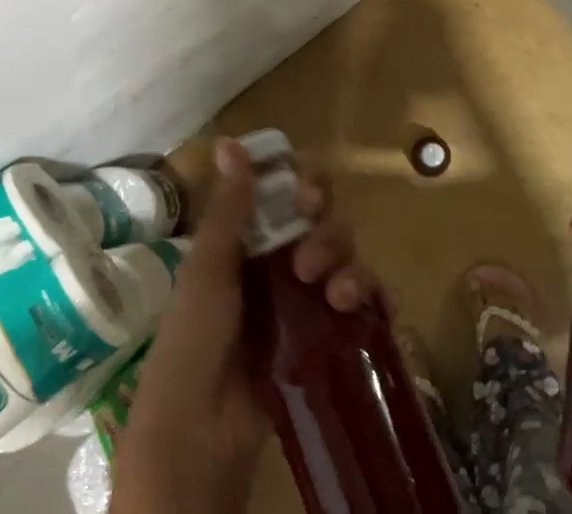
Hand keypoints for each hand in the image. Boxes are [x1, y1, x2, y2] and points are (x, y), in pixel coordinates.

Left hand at [112, 139, 382, 513]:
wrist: (199, 429)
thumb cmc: (192, 341)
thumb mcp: (207, 271)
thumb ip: (229, 209)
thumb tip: (230, 141)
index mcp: (248, 241)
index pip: (288, 193)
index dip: (305, 184)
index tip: (307, 195)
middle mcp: (280, 263)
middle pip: (326, 223)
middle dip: (326, 233)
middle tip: (308, 262)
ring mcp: (307, 301)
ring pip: (349, 259)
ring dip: (351, 267)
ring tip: (335, 295)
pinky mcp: (329, 336)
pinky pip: (367, 305)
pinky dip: (378, 299)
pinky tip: (379, 307)